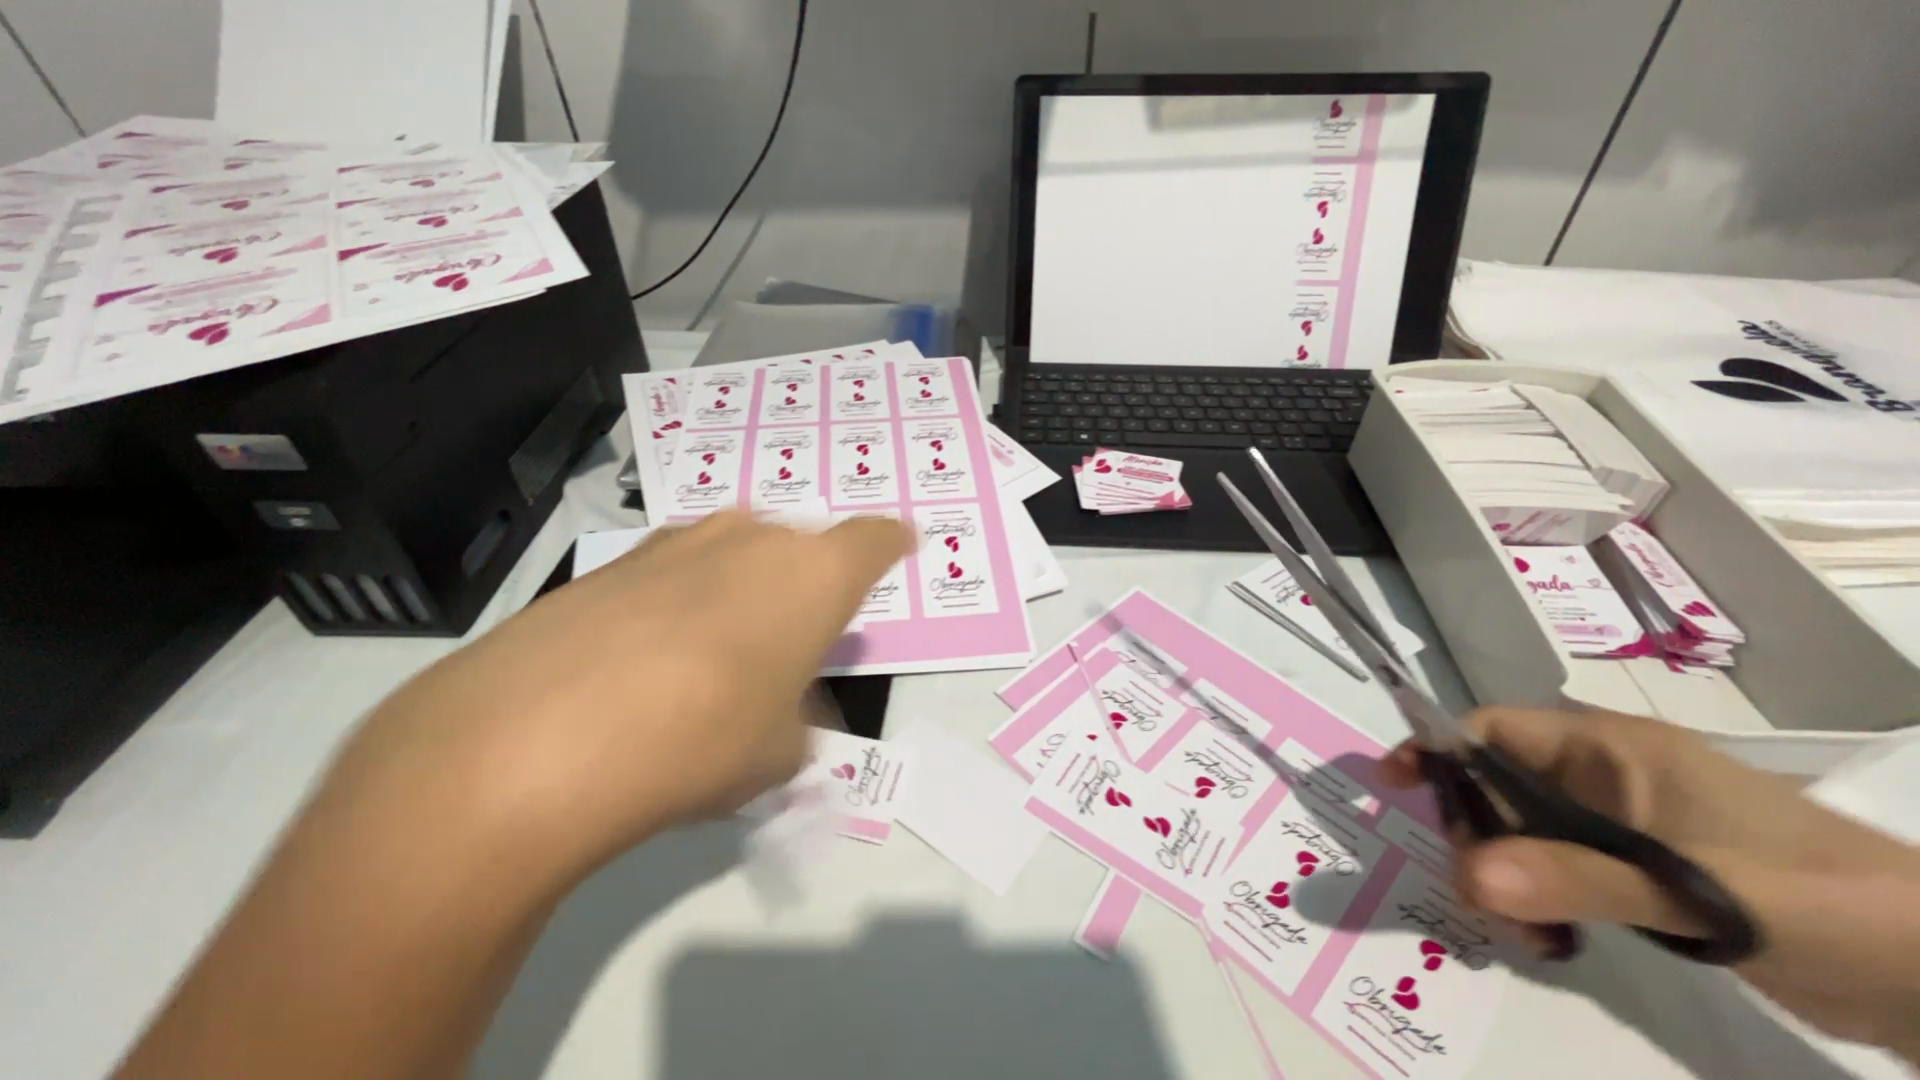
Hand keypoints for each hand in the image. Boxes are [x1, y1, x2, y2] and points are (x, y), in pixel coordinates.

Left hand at [329, 511, 916, 886]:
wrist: (538, 739)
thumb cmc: (703, 741)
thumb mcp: (780, 754)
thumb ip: (797, 719)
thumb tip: (776, 708)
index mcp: (814, 574)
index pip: (874, 540)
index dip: (890, 545)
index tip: (897, 549)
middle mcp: (750, 539)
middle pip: (797, 544)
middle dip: (803, 581)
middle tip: (794, 634)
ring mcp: (674, 543)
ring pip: (730, 553)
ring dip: (738, 589)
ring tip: (718, 650)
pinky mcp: (609, 565)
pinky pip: (670, 573)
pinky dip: (677, 603)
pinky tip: (650, 658)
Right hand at [1381, 707, 1919, 1058]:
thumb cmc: (1817, 900)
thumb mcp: (1693, 890)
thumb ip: (1576, 878)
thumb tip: (1466, 877)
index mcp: (1613, 751)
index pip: (1495, 729)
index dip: (1438, 751)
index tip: (1395, 787)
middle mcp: (1608, 777)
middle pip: (1497, 787)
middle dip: (1477, 840)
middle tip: (1490, 902)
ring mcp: (1624, 825)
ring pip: (1523, 834)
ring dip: (1508, 879)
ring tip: (1532, 936)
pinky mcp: (1642, 871)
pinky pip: (1558, 870)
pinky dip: (1541, 900)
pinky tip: (1556, 940)